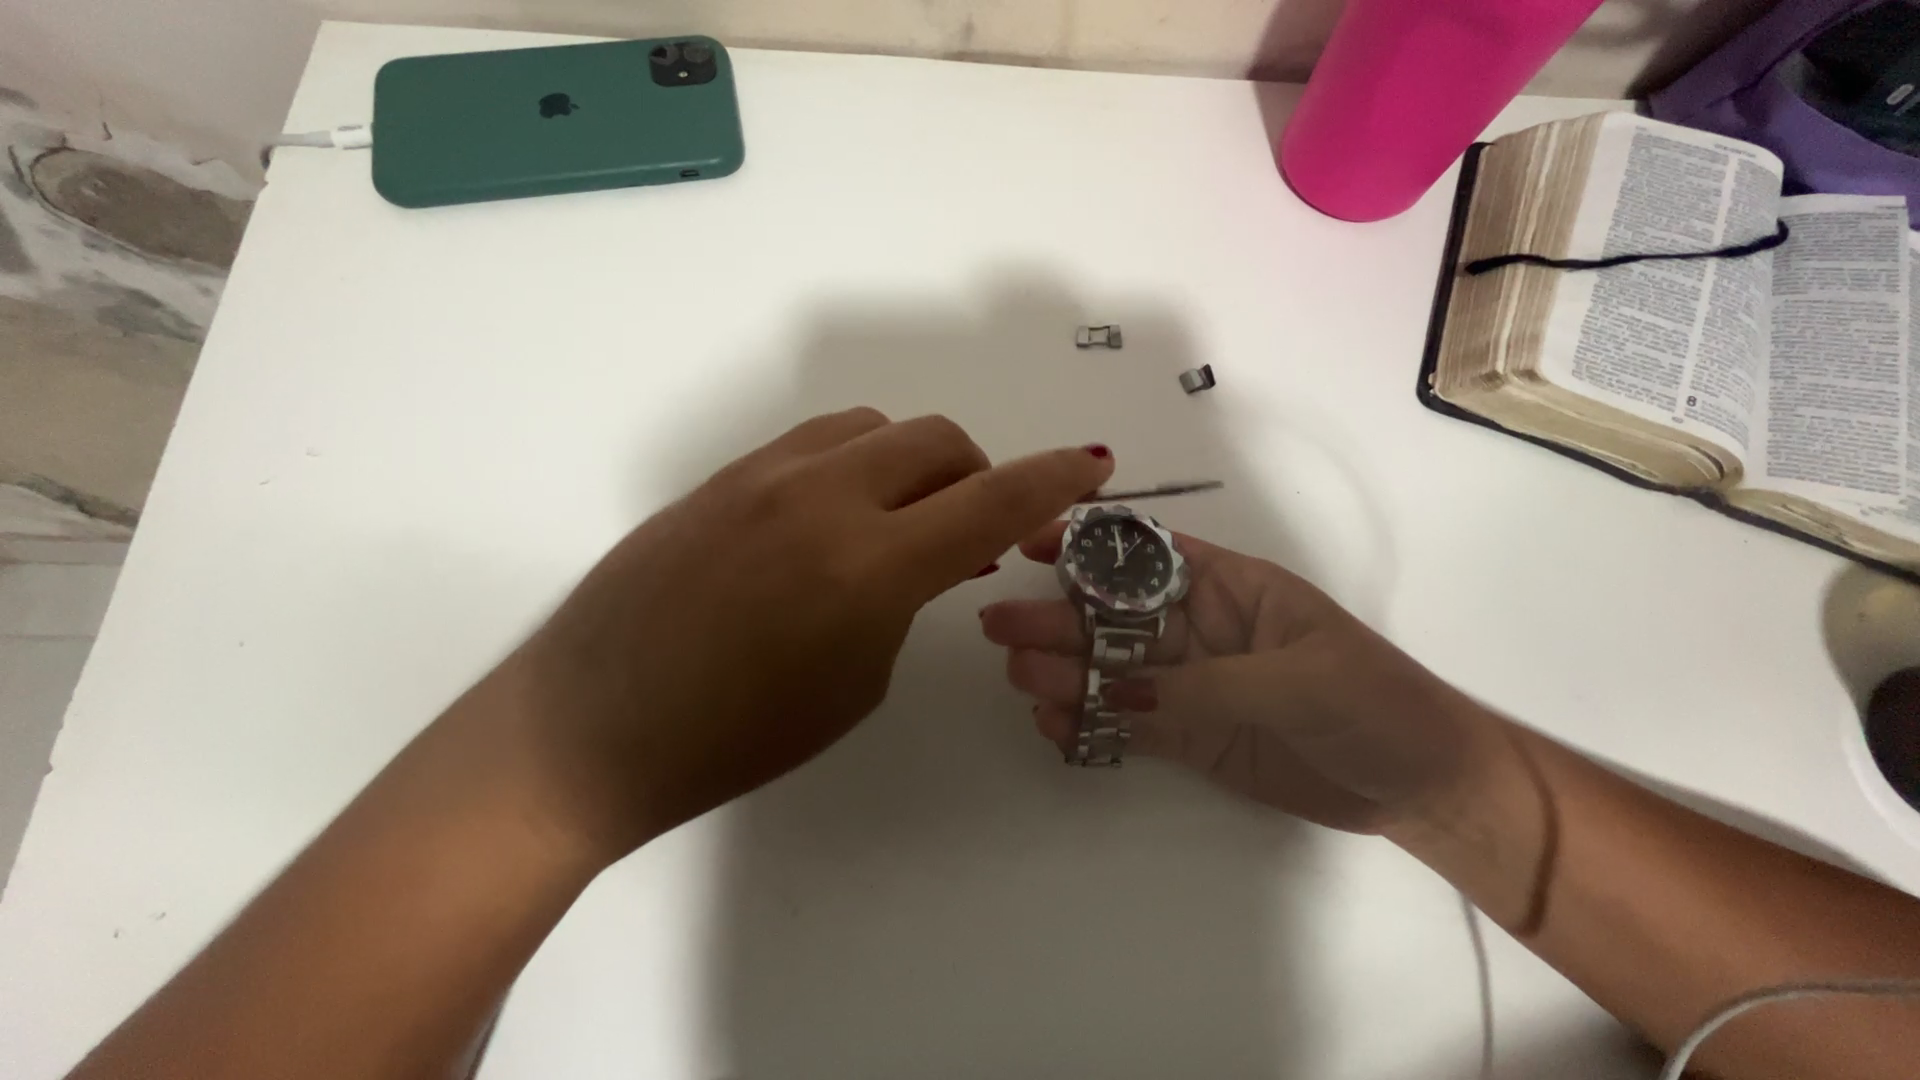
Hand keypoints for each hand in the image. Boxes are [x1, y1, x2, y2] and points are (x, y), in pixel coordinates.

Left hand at [475, 410, 1113, 858]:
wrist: (595, 726)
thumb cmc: (738, 736)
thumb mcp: (856, 678)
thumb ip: (906, 598)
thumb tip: (934, 549)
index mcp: (868, 565)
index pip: (992, 500)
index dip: (1053, 480)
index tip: (1090, 466)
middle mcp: (822, 497)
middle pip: (936, 442)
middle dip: (975, 476)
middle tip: (971, 530)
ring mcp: (764, 476)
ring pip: (874, 429)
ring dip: (912, 465)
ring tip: (901, 522)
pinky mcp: (721, 476)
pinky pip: (814, 444)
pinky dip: (854, 466)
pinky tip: (836, 518)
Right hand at [981, 525, 1505, 833]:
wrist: (1423, 786)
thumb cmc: (1374, 704)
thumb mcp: (1298, 681)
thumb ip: (1206, 685)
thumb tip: (1118, 692)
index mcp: (1231, 588)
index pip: (1148, 555)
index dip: (1090, 547)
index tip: (1032, 545)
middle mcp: (1200, 629)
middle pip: (1116, 617)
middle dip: (1059, 618)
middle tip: (1000, 627)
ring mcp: (1192, 683)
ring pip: (1113, 670)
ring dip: (1065, 672)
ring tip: (1019, 679)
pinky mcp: (1190, 734)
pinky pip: (1129, 723)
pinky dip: (1091, 723)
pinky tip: (1052, 726)